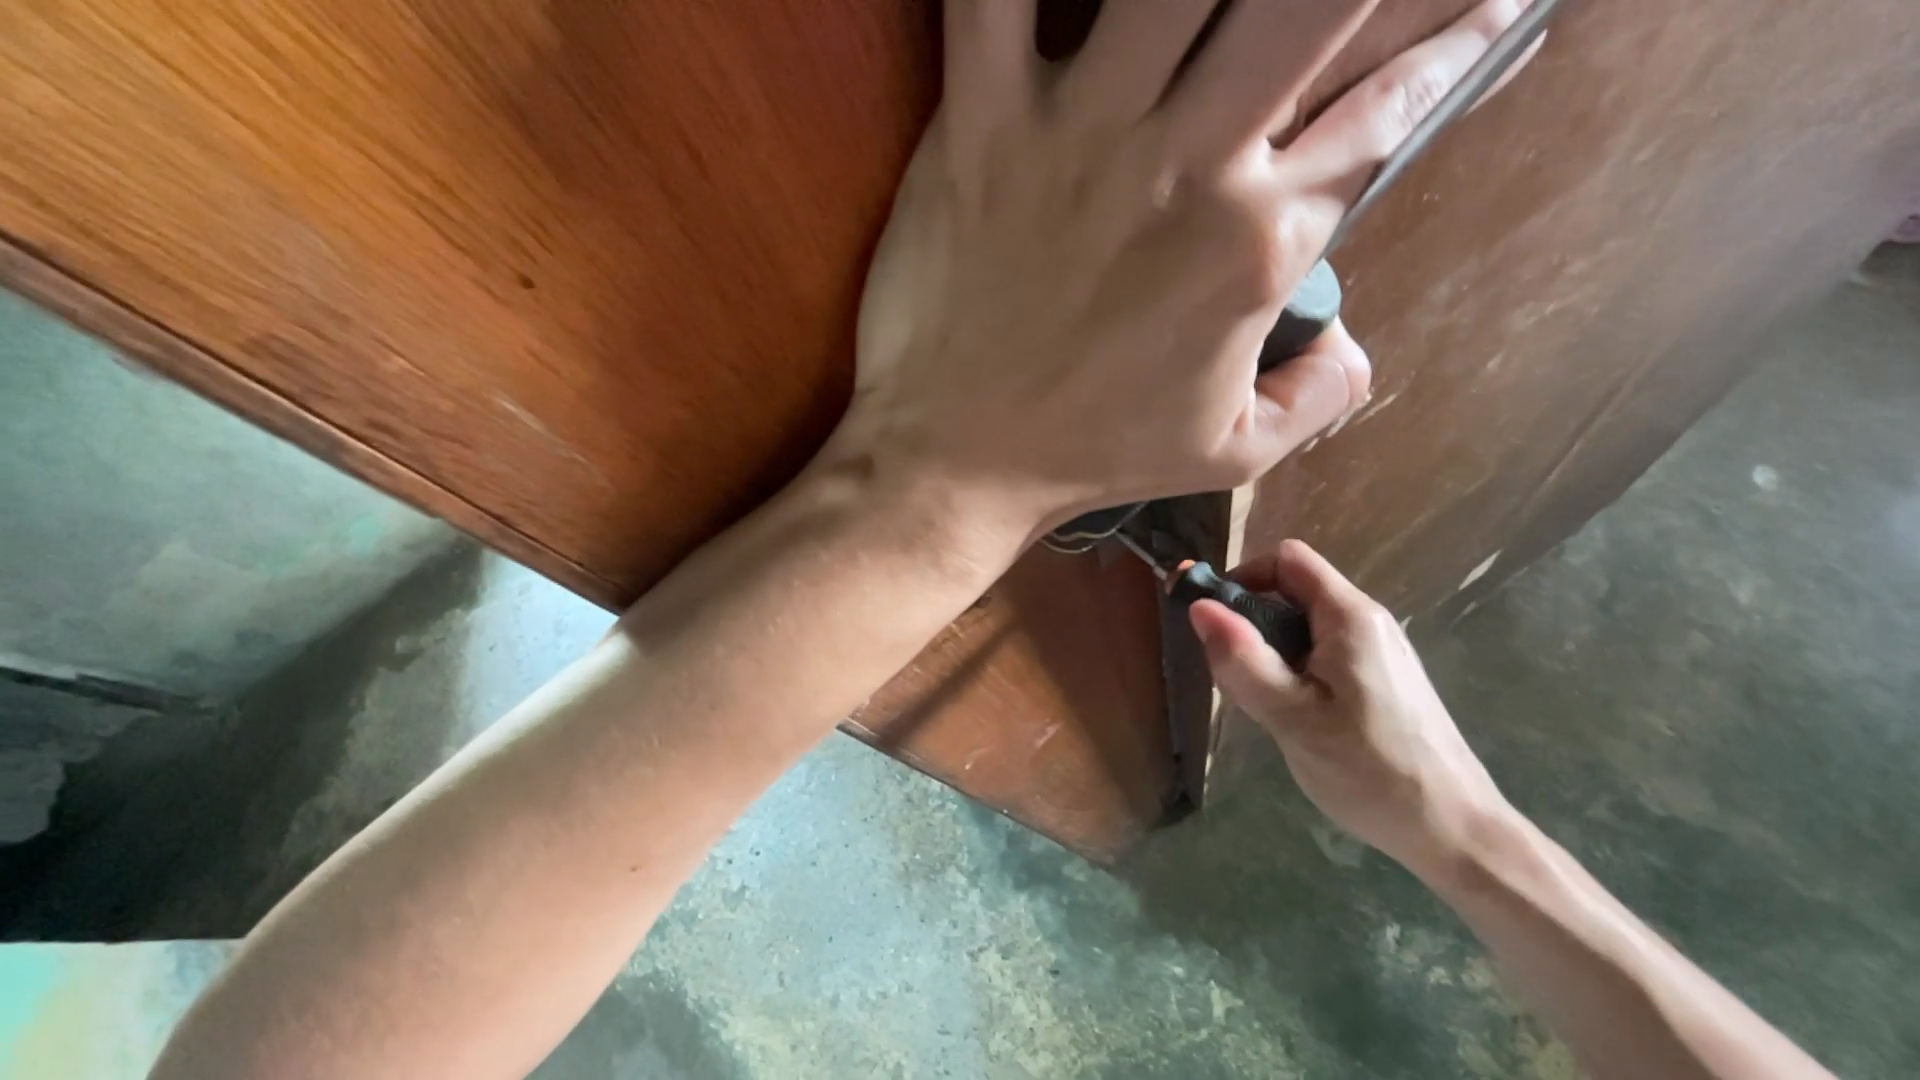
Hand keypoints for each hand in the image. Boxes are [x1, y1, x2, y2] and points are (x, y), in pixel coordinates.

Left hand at [836, 0, 1534, 540]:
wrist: (956, 462)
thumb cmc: (1090, 456)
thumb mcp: (1233, 452)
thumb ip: (1321, 395)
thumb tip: (1365, 348)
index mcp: (1259, 242)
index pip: (1388, 109)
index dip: (1454, 43)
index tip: (1493, 6)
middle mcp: (1189, 164)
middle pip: (1311, 4)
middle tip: (1339, 4)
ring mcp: (1082, 132)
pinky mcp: (981, 125)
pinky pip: (993, 2)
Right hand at [1190, 540, 1509, 875]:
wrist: (1454, 830)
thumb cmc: (1370, 770)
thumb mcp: (1291, 717)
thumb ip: (1243, 660)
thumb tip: (1200, 607)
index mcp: (1349, 617)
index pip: (1286, 559)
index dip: (1243, 578)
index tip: (1215, 623)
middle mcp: (1368, 622)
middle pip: (1294, 592)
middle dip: (1252, 623)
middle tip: (1236, 678)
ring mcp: (1379, 653)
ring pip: (1307, 628)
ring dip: (1272, 653)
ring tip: (1265, 707)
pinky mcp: (1383, 682)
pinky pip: (1325, 655)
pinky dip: (1296, 672)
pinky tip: (1296, 720)